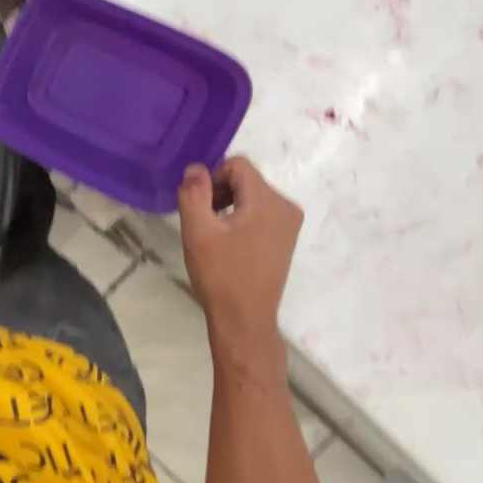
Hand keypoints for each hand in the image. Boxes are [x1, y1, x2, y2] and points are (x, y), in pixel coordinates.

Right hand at [178, 157, 303, 367]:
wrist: (244, 317)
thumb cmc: (220, 273)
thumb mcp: (198, 230)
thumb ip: (194, 193)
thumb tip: (195, 168)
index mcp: (268, 201)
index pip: (237, 165)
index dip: (212, 179)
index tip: (199, 206)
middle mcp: (286, 206)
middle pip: (245, 179)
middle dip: (219, 192)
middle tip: (202, 222)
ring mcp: (289, 224)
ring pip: (252, 196)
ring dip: (228, 206)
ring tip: (214, 235)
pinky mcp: (285, 238)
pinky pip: (260, 213)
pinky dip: (241, 219)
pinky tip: (229, 244)